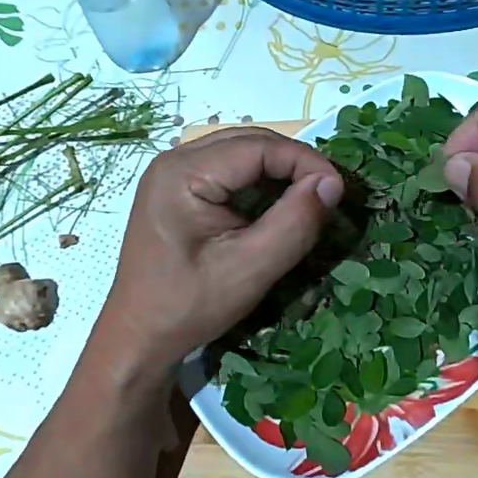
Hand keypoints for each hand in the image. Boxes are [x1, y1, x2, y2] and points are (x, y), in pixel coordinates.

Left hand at [91, 128, 343, 378]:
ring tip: (307, 198)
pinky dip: (256, 182)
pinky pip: (225, 170)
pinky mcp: (175, 188)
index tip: (338, 190)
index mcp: (183, 172)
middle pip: (248, 142)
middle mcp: (173, 160)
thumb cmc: (189, 305)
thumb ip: (295, 221)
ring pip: (239, 153)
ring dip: (276, 171)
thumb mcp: (250, 268)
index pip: (259, 146)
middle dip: (293, 163)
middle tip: (327, 193)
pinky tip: (274, 206)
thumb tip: (332, 183)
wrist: (138, 336)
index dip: (305, 161)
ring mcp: (171, 172)